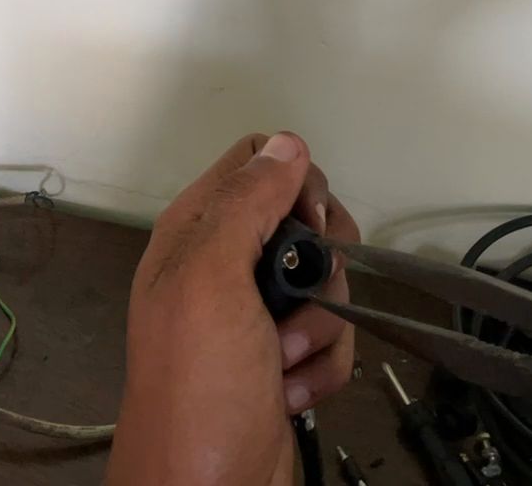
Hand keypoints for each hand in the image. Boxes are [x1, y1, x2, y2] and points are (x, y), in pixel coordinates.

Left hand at [106, 133, 359, 485]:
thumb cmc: (197, 384)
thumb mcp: (211, 278)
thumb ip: (246, 203)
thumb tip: (287, 143)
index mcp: (198, 226)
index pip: (257, 160)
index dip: (293, 180)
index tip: (305, 223)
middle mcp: (226, 258)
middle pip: (305, 216)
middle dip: (318, 260)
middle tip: (300, 292)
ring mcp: (257, 308)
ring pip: (327, 277)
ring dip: (321, 323)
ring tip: (283, 356)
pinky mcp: (285, 352)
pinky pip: (333, 331)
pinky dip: (323, 364)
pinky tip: (289, 388)